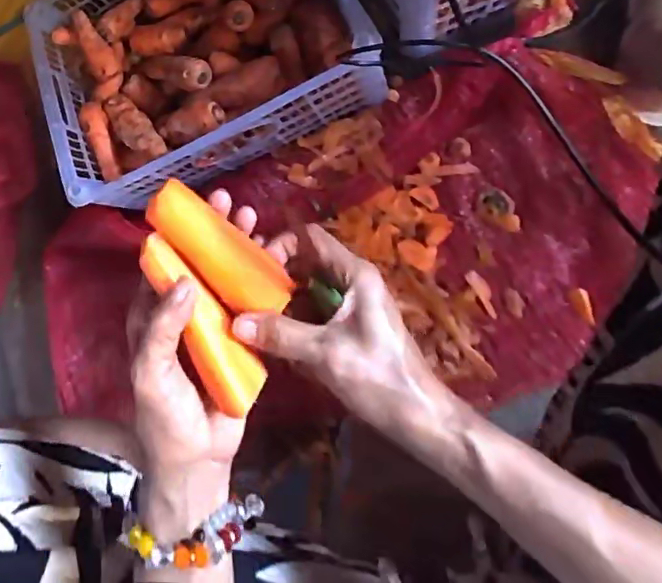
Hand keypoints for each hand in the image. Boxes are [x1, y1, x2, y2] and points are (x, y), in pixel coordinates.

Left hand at [127, 190, 287, 535]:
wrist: (198, 461)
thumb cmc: (163, 414)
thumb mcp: (151, 370)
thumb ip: (162, 326)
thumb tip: (185, 279)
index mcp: (153, 312)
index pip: (164, 263)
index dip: (178, 235)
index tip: (195, 210)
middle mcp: (183, 310)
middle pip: (199, 262)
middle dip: (213, 232)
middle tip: (229, 202)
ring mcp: (213, 323)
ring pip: (226, 277)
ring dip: (238, 248)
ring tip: (253, 219)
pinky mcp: (240, 339)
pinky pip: (250, 304)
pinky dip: (261, 280)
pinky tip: (275, 259)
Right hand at [230, 223, 464, 432]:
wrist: (424, 423)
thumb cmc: (381, 380)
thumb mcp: (326, 355)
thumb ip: (281, 335)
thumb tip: (236, 323)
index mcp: (355, 274)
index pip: (310, 237)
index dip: (280, 244)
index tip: (257, 267)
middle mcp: (354, 282)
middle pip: (307, 260)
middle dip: (276, 271)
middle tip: (247, 287)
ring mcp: (353, 305)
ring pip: (309, 286)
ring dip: (282, 296)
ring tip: (253, 310)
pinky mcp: (350, 328)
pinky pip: (314, 309)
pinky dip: (294, 316)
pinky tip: (274, 335)